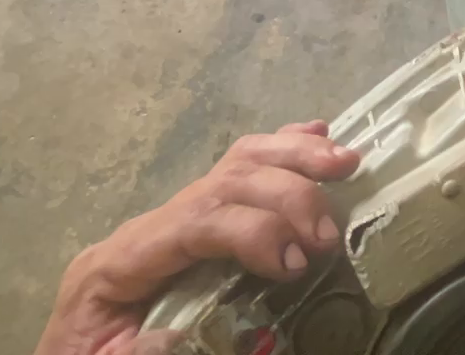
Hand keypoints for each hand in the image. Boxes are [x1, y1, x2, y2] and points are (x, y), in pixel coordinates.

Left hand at [34, 120, 360, 354]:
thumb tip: (178, 331)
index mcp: (117, 263)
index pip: (198, 219)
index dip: (256, 230)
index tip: (297, 264)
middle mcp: (150, 224)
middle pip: (231, 179)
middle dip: (291, 195)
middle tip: (329, 236)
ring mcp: (177, 212)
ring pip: (243, 157)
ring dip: (302, 154)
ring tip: (347, 165)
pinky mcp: (203, 214)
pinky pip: (246, 162)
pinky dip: (287, 143)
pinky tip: (321, 132)